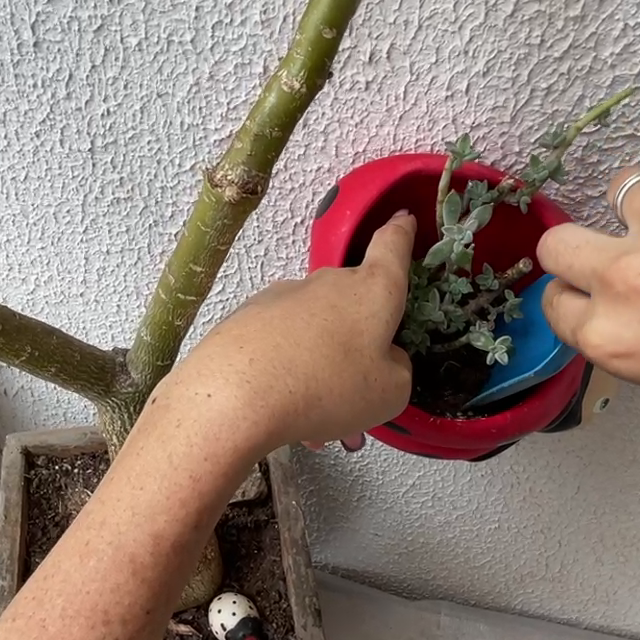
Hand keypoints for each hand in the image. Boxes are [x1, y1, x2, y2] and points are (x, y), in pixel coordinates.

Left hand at [152, 211, 416, 452]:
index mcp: (371, 290)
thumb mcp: (390, 392)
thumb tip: (383, 359)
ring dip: (319, 366)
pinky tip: (281, 409)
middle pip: (351, 303)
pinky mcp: (247, 317)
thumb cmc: (325, 387)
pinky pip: (279, 343)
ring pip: (314, 331)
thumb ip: (396, 368)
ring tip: (314, 417)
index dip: (401, 235)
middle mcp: (327, 282)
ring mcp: (283, 296)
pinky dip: (286, 371)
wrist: (236, 393)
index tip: (403, 222)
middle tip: (355, 391)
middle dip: (356, 342)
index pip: (392, 247)